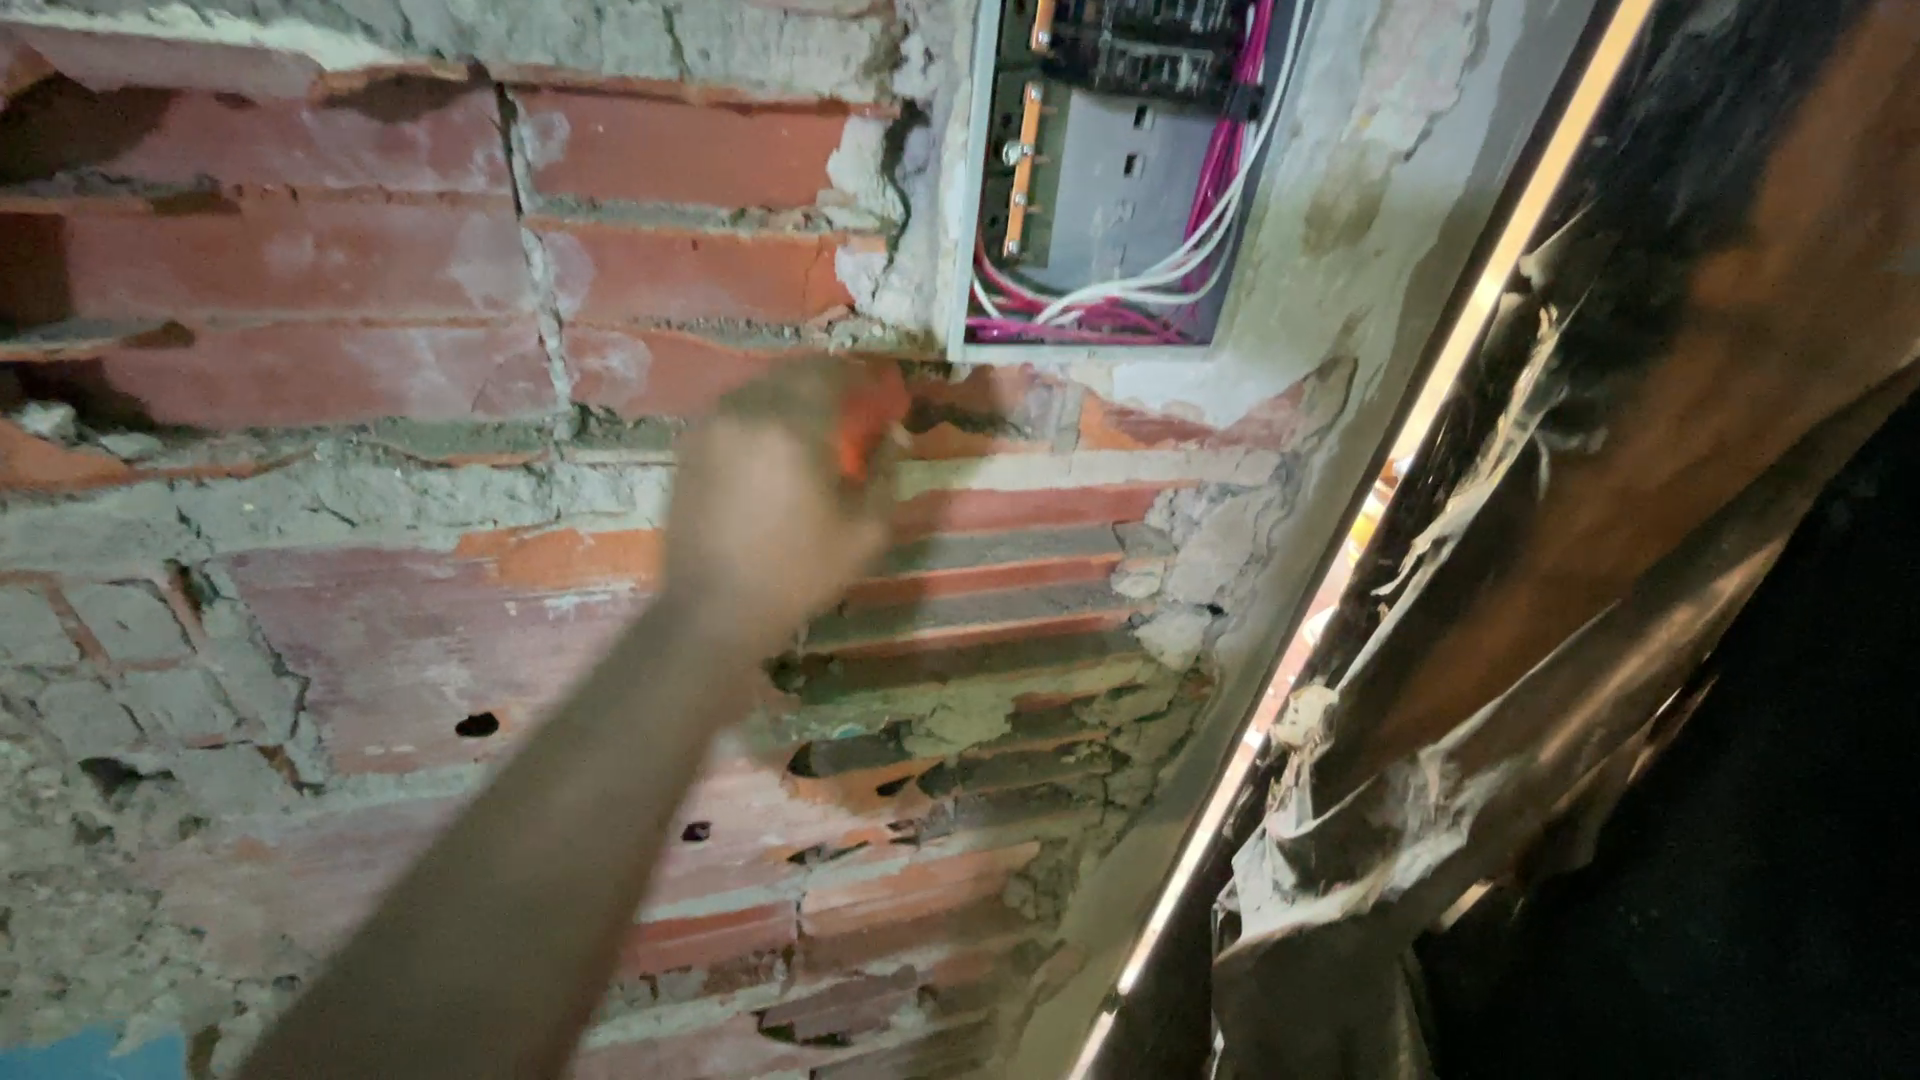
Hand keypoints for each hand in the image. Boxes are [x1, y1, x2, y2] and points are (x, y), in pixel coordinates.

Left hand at [660, 358, 901, 657]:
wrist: (714, 610)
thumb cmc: (798, 574)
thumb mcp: (865, 532)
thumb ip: (886, 473)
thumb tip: (893, 435)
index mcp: (794, 428)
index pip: (832, 373)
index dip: (860, 376)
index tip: (878, 391)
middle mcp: (747, 412)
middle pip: (794, 371)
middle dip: (827, 380)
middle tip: (850, 404)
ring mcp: (711, 425)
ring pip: (760, 386)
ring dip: (792, 393)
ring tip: (813, 423)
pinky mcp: (689, 445)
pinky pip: (735, 409)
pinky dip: (761, 412)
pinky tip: (774, 443)